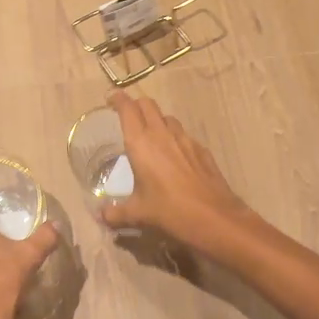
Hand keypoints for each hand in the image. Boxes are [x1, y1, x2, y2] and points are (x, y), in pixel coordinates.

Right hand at [100, 91, 253, 250]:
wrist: (217, 220)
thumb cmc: (170, 212)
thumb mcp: (139, 215)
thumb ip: (116, 213)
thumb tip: (101, 217)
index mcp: (141, 142)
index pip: (127, 107)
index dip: (117, 99)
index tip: (110, 100)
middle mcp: (162, 134)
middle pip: (147, 104)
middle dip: (136, 105)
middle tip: (128, 117)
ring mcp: (185, 140)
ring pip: (168, 117)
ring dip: (157, 120)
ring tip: (152, 136)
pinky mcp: (202, 151)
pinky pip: (185, 136)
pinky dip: (176, 138)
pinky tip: (177, 157)